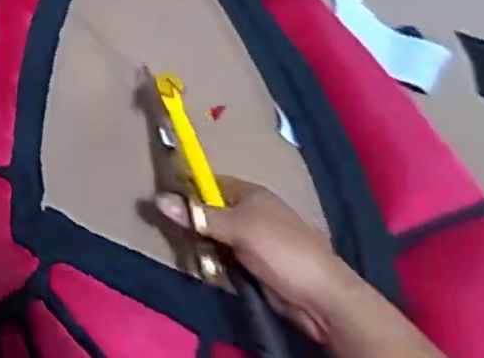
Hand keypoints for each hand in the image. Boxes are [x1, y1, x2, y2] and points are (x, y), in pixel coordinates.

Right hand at [157, 178, 361, 343]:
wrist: (325, 300)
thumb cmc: (282, 249)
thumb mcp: (238, 228)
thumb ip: (199, 215)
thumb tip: (158, 198)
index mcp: (249, 193)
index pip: (209, 183)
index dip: (188, 189)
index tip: (166, 200)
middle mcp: (249, 213)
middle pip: (209, 211)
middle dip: (193, 222)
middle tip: (173, 231)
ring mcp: (252, 241)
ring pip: (215, 237)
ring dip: (202, 246)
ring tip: (188, 254)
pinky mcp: (254, 266)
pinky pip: (224, 258)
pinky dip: (214, 263)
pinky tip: (204, 268)